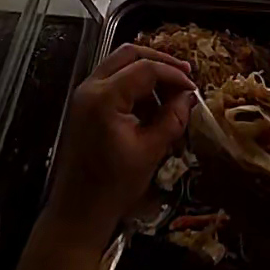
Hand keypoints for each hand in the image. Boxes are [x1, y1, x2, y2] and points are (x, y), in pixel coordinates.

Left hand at [46, 44, 196, 241]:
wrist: (76, 215)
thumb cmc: (112, 188)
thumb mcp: (151, 152)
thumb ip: (173, 118)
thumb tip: (188, 96)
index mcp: (104, 98)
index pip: (146, 69)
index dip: (173, 74)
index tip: (192, 87)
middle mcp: (90, 87)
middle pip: (130, 54)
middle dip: (160, 62)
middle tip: (184, 75)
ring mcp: (84, 95)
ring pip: (120, 64)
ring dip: (147, 73)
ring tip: (170, 96)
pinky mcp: (84, 105)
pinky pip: (113, 80)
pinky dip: (134, 85)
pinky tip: (151, 107)